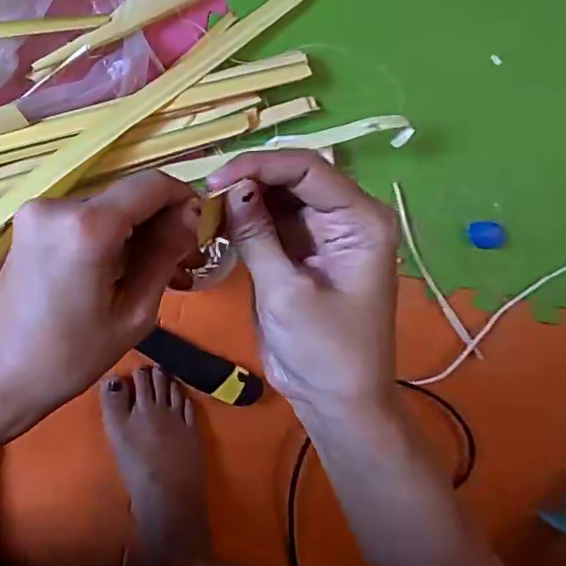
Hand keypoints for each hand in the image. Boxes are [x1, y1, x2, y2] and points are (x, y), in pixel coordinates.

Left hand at [0, 171, 199, 425]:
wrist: (2, 372)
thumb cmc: (71, 355)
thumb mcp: (134, 312)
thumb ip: (164, 255)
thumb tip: (189, 215)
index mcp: (87, 226)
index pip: (151, 185)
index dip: (181, 200)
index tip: (196, 230)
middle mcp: (57, 205)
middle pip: (126, 196)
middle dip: (157, 222)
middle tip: (179, 263)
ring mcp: (36, 211)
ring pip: (105, 207)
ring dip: (130, 231)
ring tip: (148, 274)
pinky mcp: (27, 222)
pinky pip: (80, 217)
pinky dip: (103, 235)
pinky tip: (115, 269)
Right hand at [206, 150, 398, 415]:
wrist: (334, 399)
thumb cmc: (324, 350)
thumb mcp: (285, 292)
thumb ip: (257, 235)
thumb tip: (231, 188)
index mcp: (361, 221)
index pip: (309, 170)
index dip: (260, 165)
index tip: (215, 179)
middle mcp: (345, 217)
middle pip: (293, 176)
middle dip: (248, 177)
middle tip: (203, 190)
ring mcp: (321, 233)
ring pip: (277, 195)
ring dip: (242, 195)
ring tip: (204, 203)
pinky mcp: (298, 249)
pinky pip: (268, 219)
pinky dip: (242, 217)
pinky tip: (216, 220)